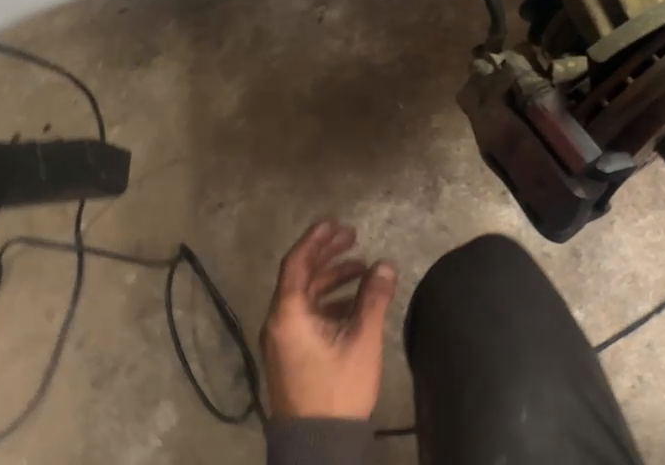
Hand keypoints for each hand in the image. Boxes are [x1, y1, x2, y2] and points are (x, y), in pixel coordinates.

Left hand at [260, 219, 397, 419]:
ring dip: (332, 278)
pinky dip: (330, 300)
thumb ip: (373, 297)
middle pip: (300, 276)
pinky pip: (308, 314)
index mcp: (288, 315)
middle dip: (327, 254)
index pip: (297, 263)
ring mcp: (284, 340)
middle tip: (353, 236)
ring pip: (306, 296)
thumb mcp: (362, 340)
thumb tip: (385, 264)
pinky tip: (356, 302)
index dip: (316, 239)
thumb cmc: (338, 388)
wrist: (318, 444)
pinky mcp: (292, 354)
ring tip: (362, 269)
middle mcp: (279, 323)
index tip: (336, 222)